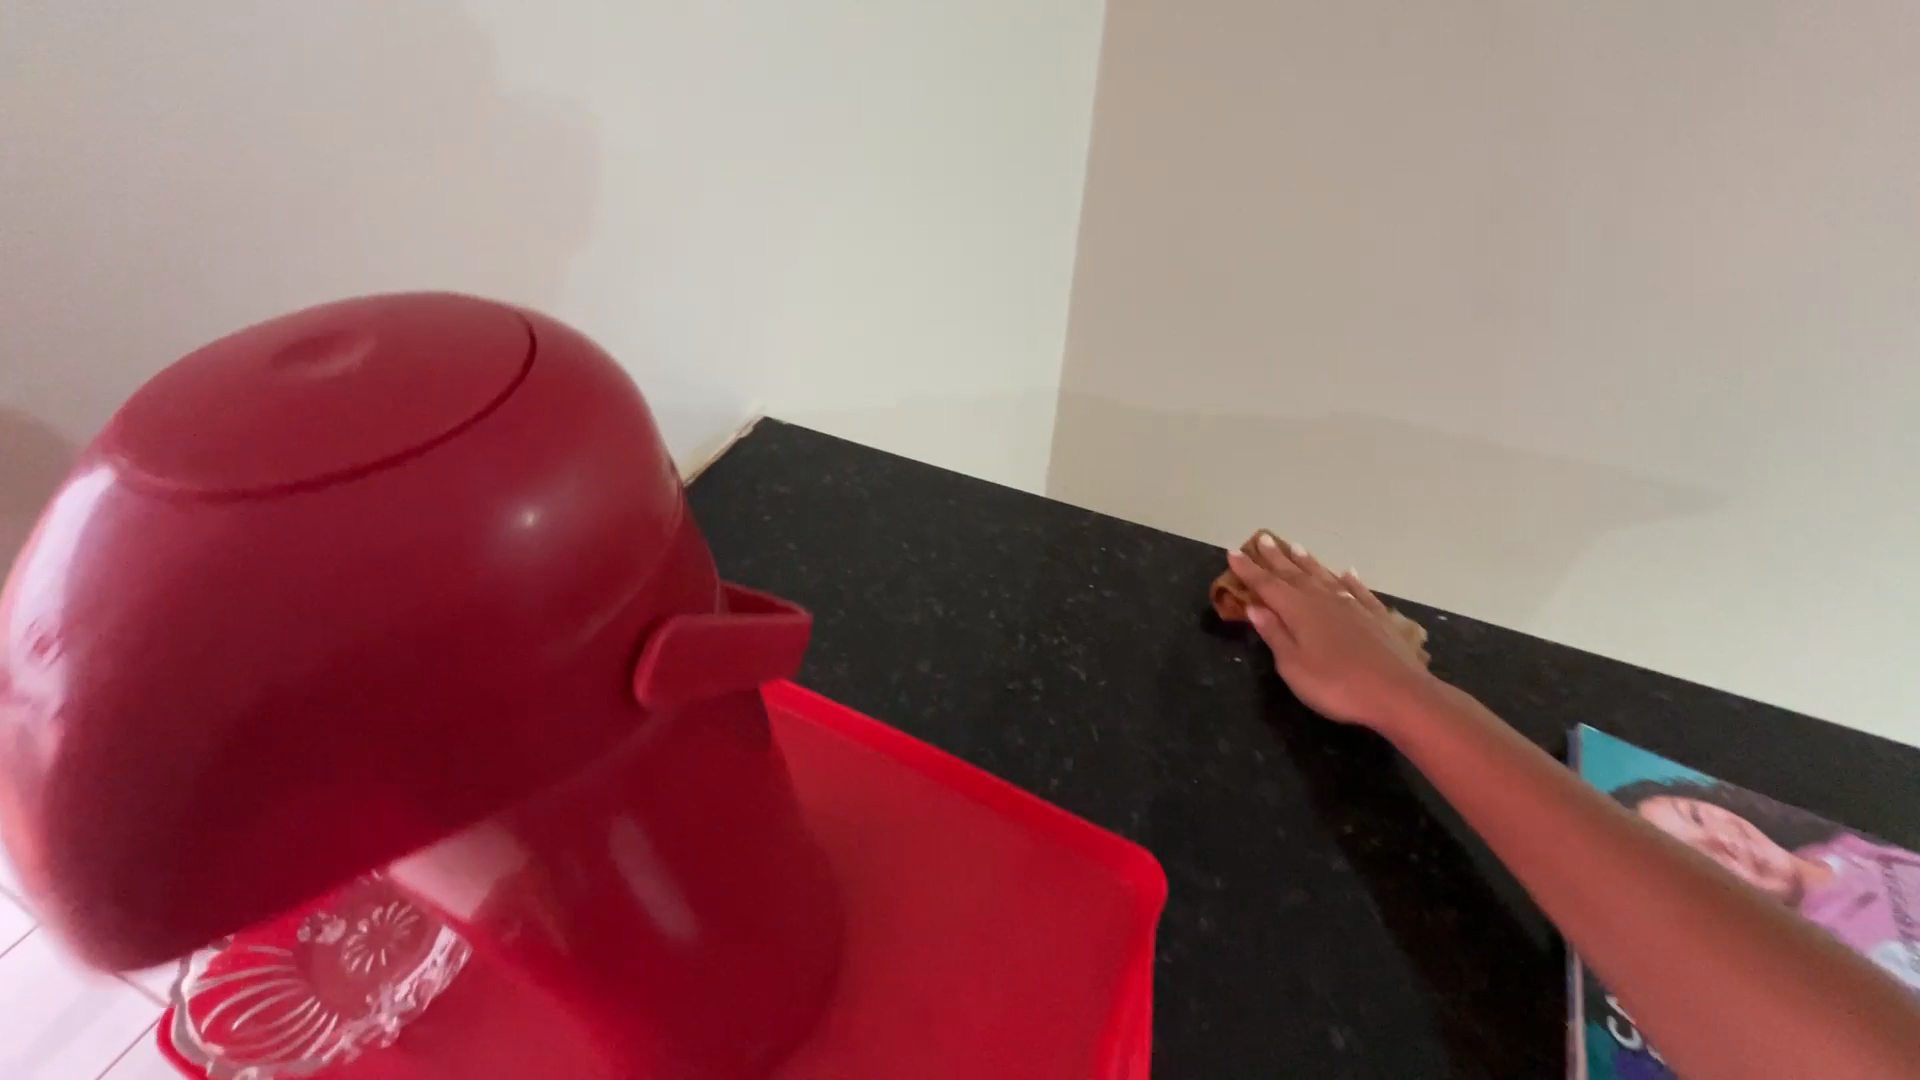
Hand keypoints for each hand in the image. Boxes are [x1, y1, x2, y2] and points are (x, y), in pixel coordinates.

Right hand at [1227, 537, 1440, 730]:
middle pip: (1293, 574)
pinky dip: (1349, 580)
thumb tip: (1254, 607)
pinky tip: (1347, 573)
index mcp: (1298, 610)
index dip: (1248, 570)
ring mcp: (1353, 606)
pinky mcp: (1377, 617)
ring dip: (1307, 562)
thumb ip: (1274, 634)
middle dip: (1275, 557)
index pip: (1266, 585)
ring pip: (1324, 576)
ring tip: (1295, 547)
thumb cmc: (1336, 684)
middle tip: (1262, 538)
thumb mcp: (1292, 665)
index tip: (1233, 552)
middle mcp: (1323, 600)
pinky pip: (1358, 590)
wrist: (1398, 694)